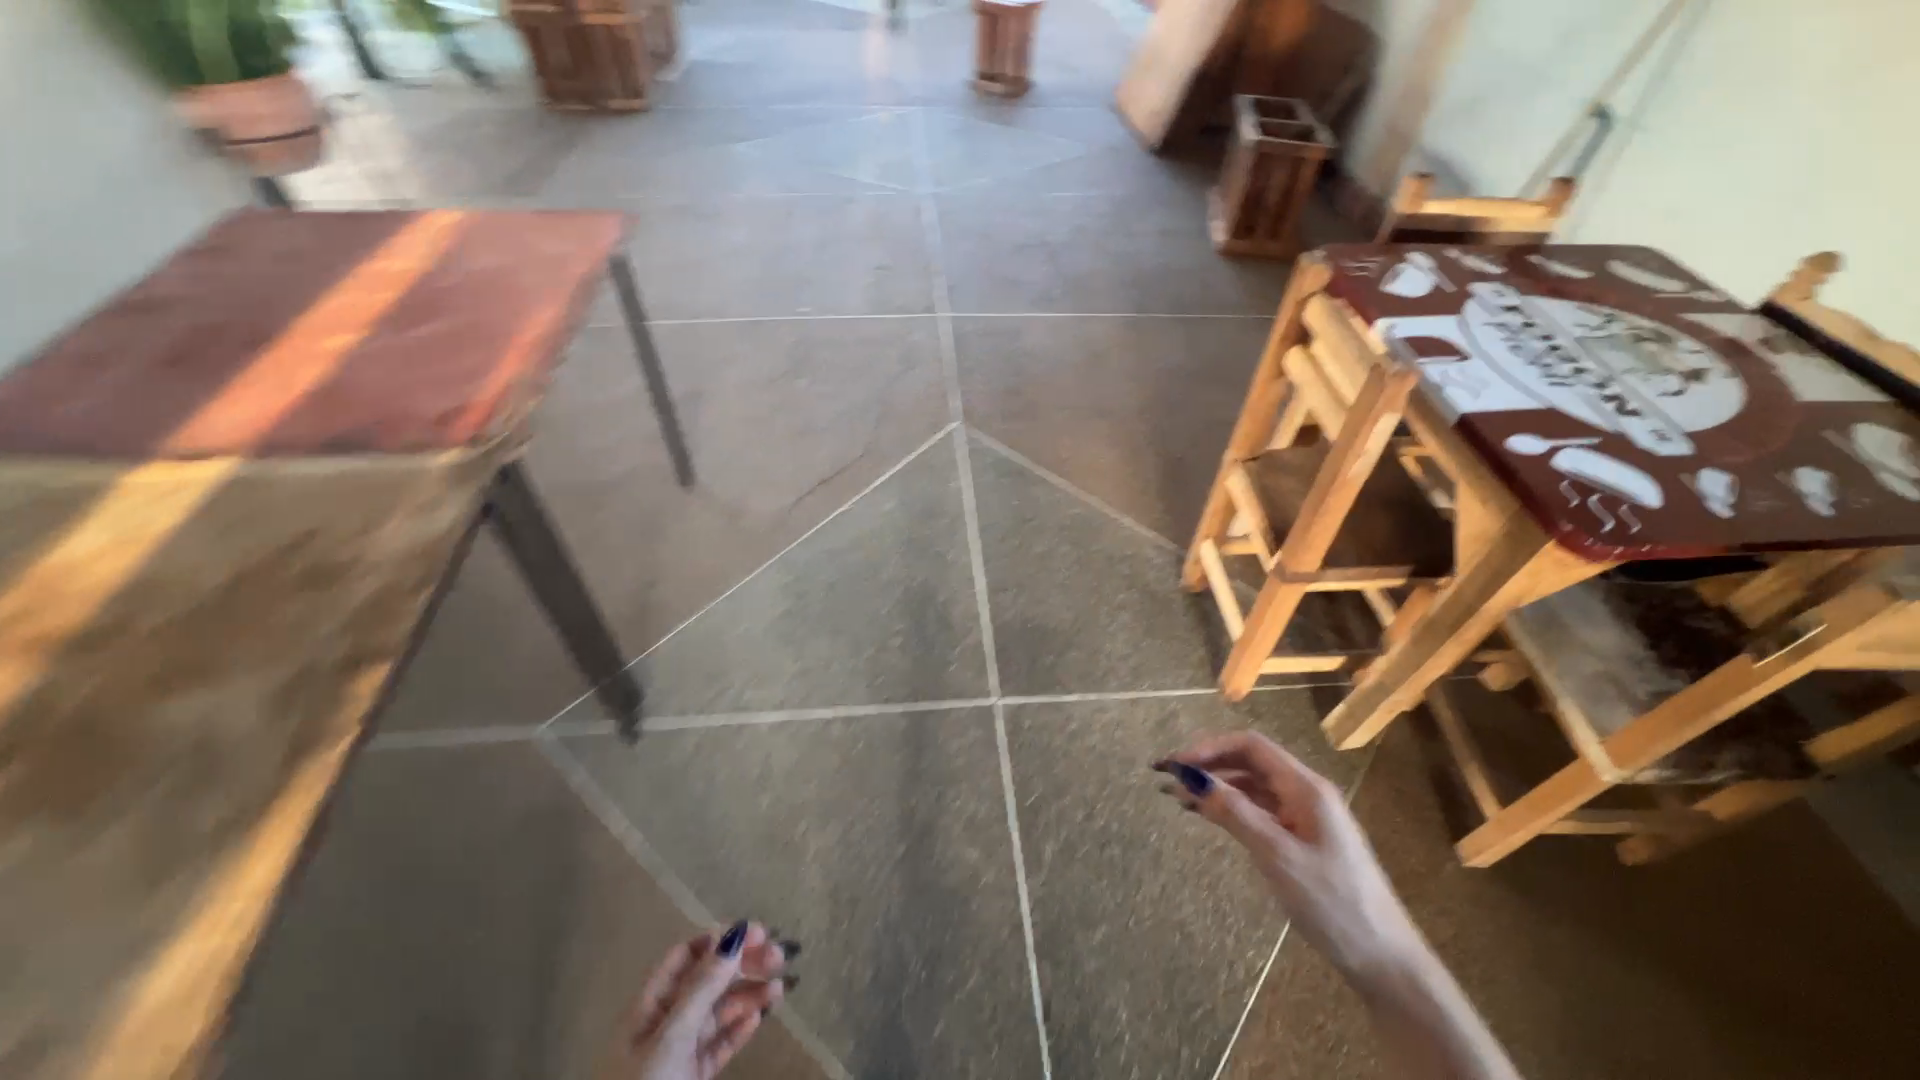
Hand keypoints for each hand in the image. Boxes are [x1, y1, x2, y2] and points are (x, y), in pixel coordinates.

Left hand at [603, 920, 797, 1079]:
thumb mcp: (673, 1038)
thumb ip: (702, 988)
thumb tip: (733, 936)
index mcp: (648, 1006)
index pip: (685, 956)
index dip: (719, 940)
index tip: (757, 932)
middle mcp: (663, 1023)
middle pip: (706, 981)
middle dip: (741, 965)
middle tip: (779, 958)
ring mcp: (678, 1052)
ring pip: (717, 1013)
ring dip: (748, 996)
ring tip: (780, 990)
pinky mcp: (692, 1076)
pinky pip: (718, 1045)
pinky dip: (738, 1030)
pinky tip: (758, 1018)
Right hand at [1155, 732, 1421, 978]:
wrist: (1383, 958)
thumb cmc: (1333, 904)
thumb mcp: (1277, 856)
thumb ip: (1235, 813)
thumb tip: (1192, 778)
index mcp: (1306, 788)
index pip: (1250, 746)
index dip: (1208, 748)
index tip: (1174, 763)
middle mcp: (1306, 793)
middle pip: (1249, 762)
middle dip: (1206, 764)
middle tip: (1164, 775)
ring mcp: (1306, 817)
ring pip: (1252, 787)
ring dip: (1214, 786)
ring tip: (1174, 795)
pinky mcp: (1303, 841)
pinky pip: (1260, 811)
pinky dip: (1230, 808)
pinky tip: (1205, 815)